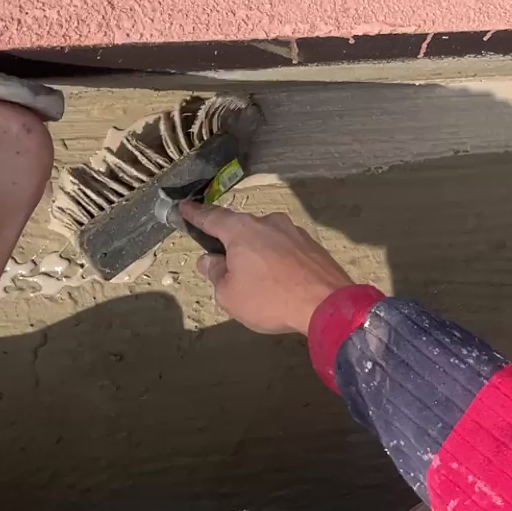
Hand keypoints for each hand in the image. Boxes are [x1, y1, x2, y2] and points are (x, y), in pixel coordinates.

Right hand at [180, 201, 355, 334]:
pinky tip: (280, 279)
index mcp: (242, 230)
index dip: (196, 214)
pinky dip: (278, 260)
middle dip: (231, 243)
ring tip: (257, 280)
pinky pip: (286, 249)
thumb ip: (216, 274)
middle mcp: (268, 222)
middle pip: (241, 229)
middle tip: (225, 264)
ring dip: (257, 254)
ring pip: (266, 239)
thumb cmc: (270, 299)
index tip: (184, 206)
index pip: (212, 218)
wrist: (327, 304)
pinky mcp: (312, 245)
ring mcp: (294, 231)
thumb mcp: (229, 294)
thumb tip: (211, 260)